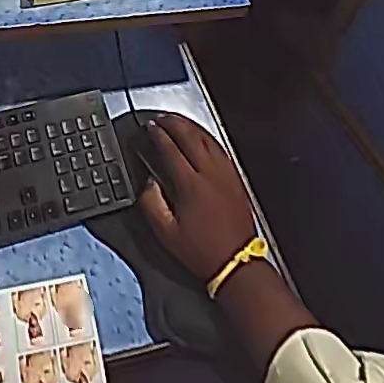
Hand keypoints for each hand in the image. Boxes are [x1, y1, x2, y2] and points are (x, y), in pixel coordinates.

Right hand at [137, 114, 258, 282]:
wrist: (237, 264)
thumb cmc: (200, 250)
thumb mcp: (166, 232)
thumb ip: (151, 203)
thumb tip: (147, 181)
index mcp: (191, 186)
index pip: (172, 150)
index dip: (159, 135)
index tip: (150, 128)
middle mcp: (210, 175)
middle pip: (191, 138)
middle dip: (174, 124)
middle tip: (161, 118)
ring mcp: (226, 176)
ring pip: (208, 140)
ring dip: (191, 127)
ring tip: (178, 121)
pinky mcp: (236, 180)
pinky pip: (220, 150)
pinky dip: (207, 138)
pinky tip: (200, 136)